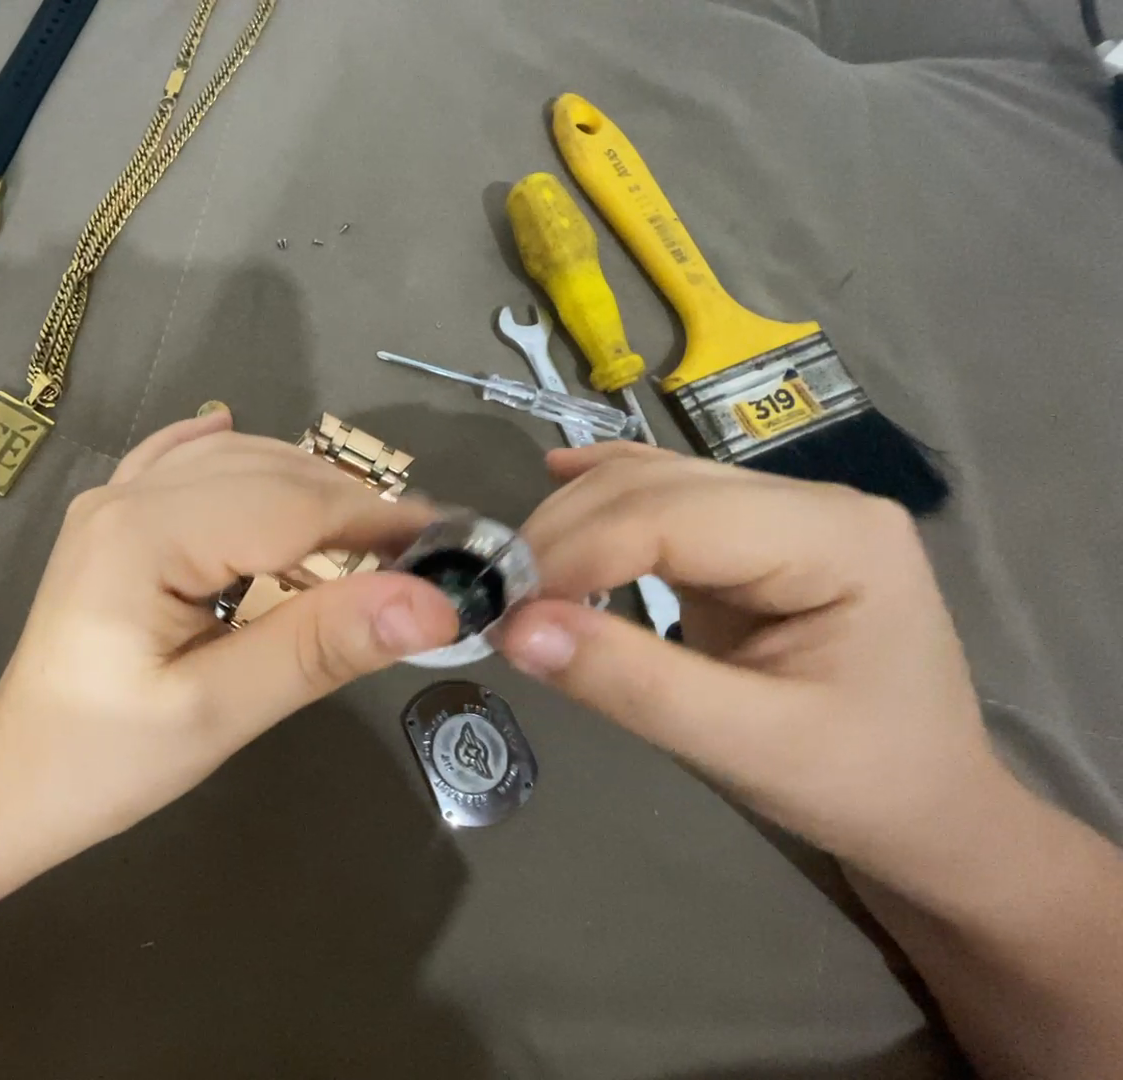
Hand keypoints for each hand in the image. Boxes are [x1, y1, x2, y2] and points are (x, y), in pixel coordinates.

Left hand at [0, 409, 457, 856]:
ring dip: (299, 485)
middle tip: (419, 556)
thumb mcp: (219, 710)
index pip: (291, 505)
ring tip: (362, 534)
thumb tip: (432, 603)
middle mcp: (126, 497)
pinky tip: (234, 433)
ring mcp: (109, 503)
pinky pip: (173, 464)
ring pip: (227, 462)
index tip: (450, 548)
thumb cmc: (107, 761)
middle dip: (347, 505)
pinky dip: (223, 457)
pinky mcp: (107, 524)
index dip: (377, 521)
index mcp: (146, 534)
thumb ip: (319, 647)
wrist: (13, 781)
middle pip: (264, 472)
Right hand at [493, 442, 1002, 877]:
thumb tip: (514, 629)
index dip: (575, 553)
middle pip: (647, 487)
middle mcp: (809, 501)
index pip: (670, 517)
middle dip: (558, 537)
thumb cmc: (854, 779)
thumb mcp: (743, 746)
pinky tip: (555, 473)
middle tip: (497, 602)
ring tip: (515, 583)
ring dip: (564, 522)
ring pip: (640, 482)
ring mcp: (779, 509)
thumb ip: (630, 682)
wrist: (924, 802)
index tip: (505, 611)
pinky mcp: (747, 530)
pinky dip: (596, 488)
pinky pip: (656, 490)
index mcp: (836, 539)